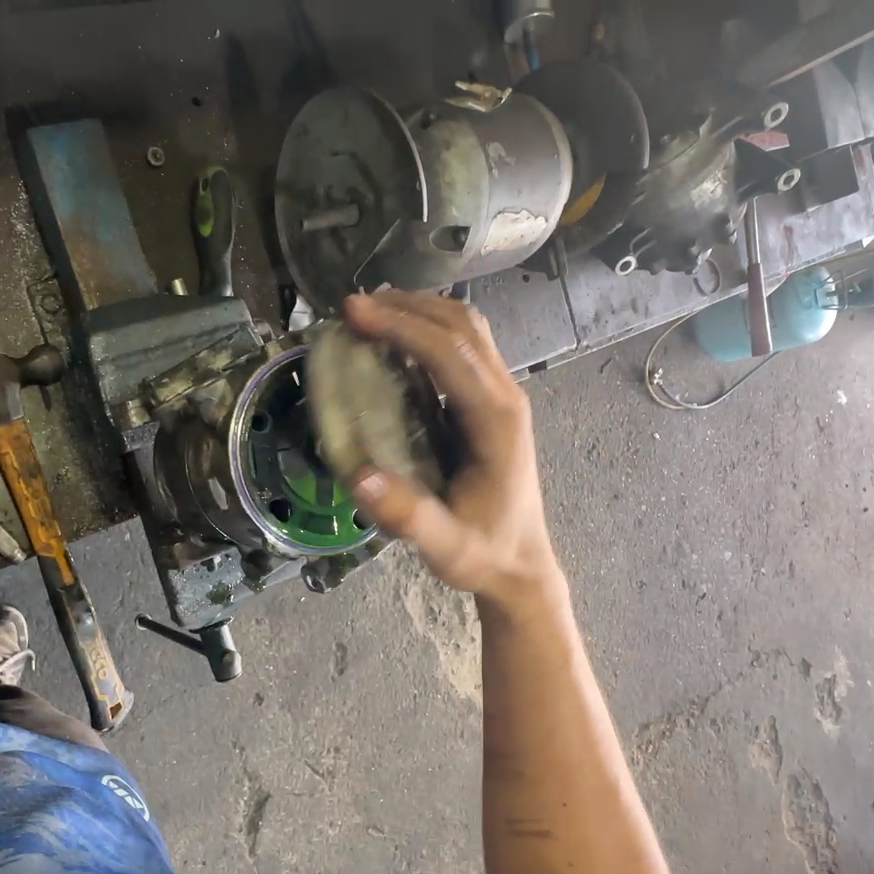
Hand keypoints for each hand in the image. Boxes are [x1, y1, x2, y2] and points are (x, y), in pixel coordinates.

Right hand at [343, 291, 559, 607]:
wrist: (521, 566)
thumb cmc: (484, 554)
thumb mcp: (446, 546)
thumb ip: (409, 516)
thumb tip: (360, 474)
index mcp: (497, 421)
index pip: (450, 352)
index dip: (402, 326)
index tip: (355, 313)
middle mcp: (504, 397)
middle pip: (461, 326)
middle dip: (406, 307)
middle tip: (352, 307)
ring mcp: (500, 397)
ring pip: (465, 329)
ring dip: (418, 311)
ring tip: (369, 312)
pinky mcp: (488, 404)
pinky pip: (460, 350)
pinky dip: (425, 331)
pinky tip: (393, 340)